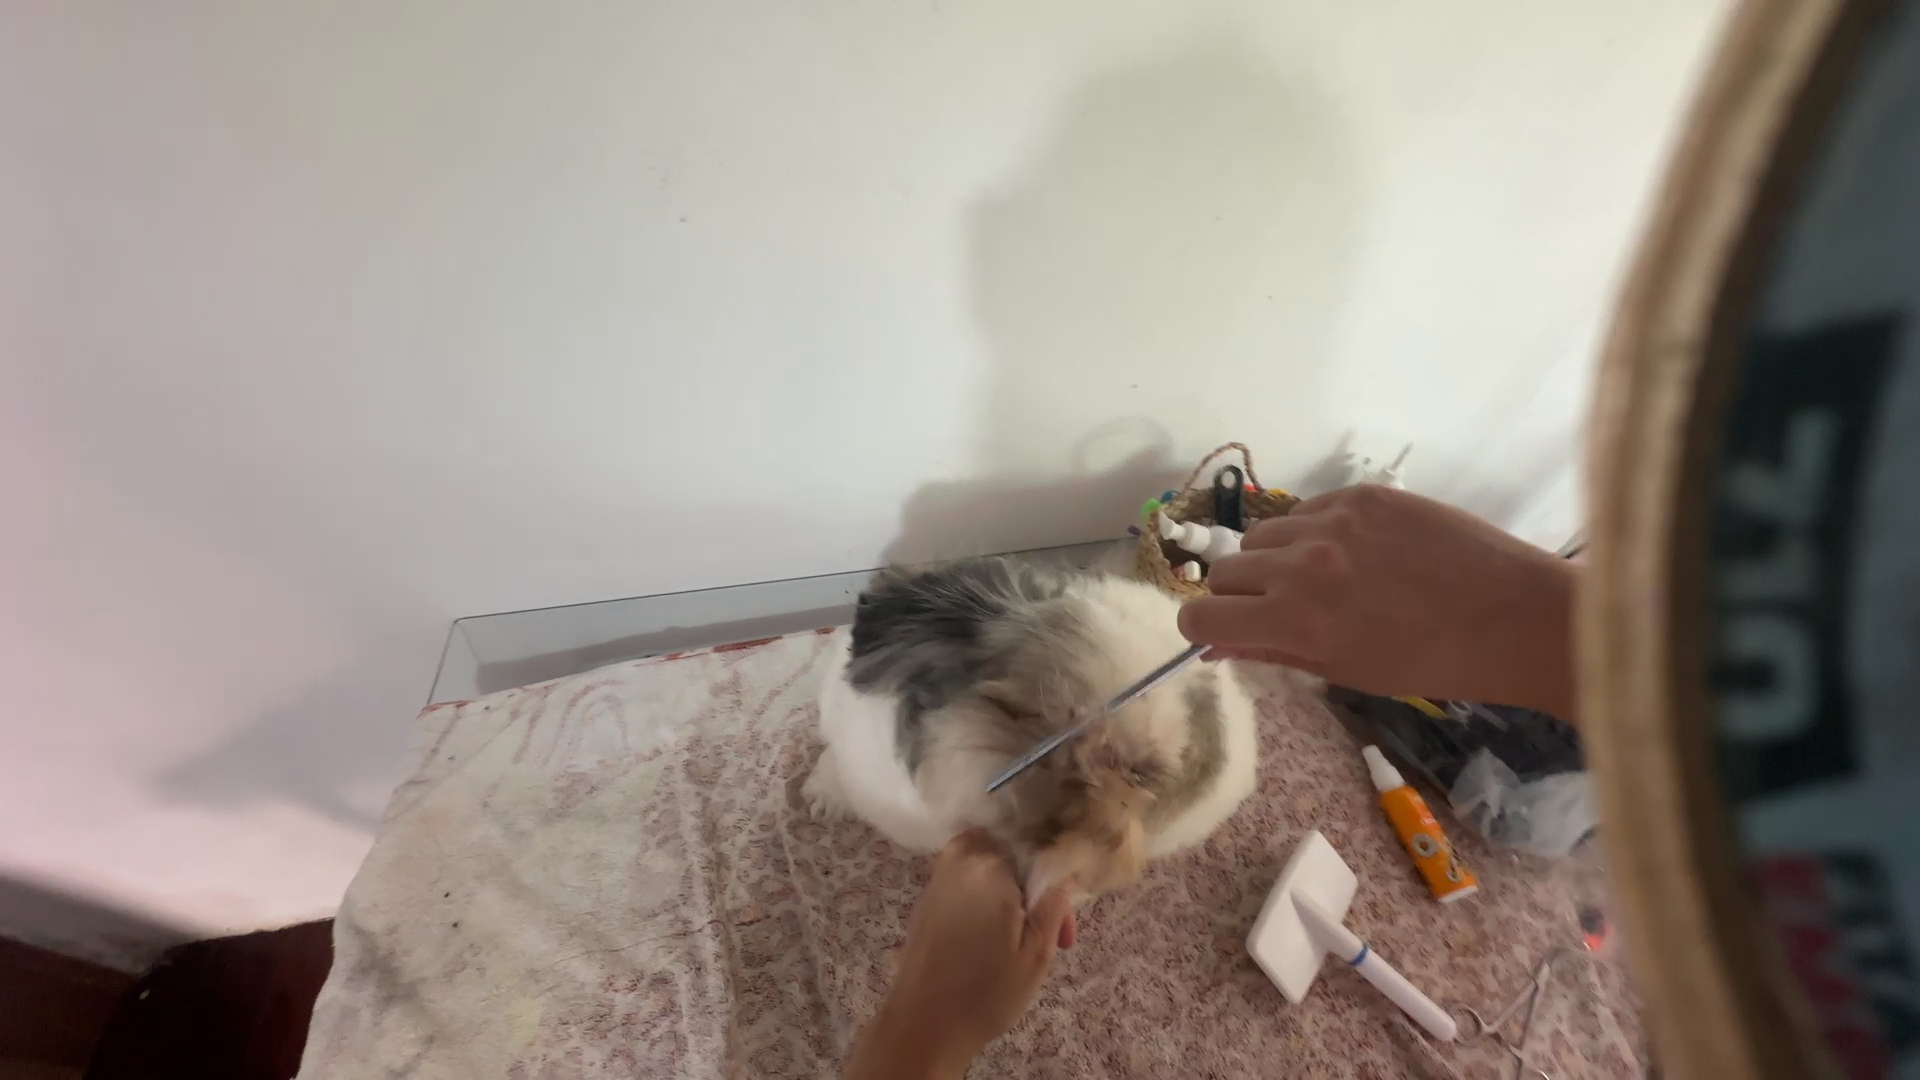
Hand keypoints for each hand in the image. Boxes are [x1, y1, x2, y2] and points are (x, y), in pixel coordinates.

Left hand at [844, 831, 1075, 1079]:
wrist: (922, 1024)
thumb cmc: (985, 993)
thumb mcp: (1036, 955)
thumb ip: (1054, 905)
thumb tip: (1066, 870)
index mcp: (991, 866)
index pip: (1038, 853)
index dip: (1055, 887)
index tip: (1062, 929)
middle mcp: (963, 857)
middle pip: (1013, 855)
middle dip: (1032, 890)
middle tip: (1043, 938)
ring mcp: (941, 871)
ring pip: (991, 863)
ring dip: (1009, 890)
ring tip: (1016, 937)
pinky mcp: (929, 890)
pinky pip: (969, 875)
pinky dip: (985, 894)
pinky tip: (989, 933)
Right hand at [1178, 484, 1577, 717]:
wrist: (1522, 618)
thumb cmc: (1430, 663)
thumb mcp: (1341, 671)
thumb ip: (1269, 651)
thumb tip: (1216, 643)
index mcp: (1295, 623)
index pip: (1199, 615)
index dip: (1203, 626)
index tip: (1224, 628)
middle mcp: (1302, 567)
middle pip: (1223, 571)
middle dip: (1241, 594)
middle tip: (1280, 606)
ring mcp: (1332, 523)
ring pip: (1258, 536)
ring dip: (1273, 560)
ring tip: (1319, 574)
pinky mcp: (1362, 494)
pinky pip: (1303, 511)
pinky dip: (1310, 533)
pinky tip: (1351, 550)